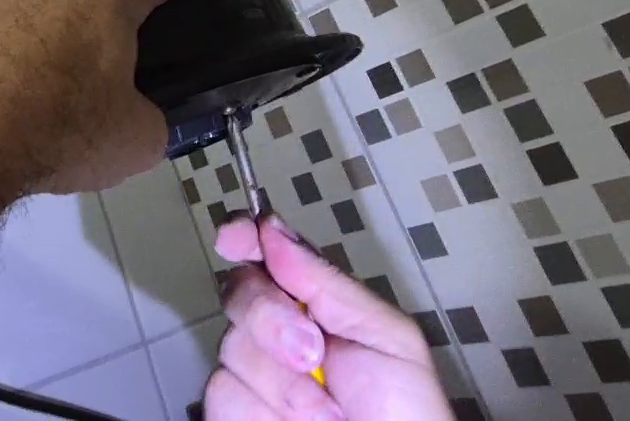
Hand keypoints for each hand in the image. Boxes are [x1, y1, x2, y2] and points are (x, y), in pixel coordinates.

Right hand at [207, 216, 452, 420]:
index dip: (243, 233)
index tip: (237, 237)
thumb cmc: (406, 417)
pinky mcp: (235, 411)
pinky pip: (223, 392)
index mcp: (314, 303)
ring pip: (230, 344)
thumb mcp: (386, 338)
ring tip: (325, 413)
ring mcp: (254, 373)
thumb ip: (327, 282)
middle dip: (269, 316)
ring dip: (280, 381)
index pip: (264, 251)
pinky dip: (263, 411)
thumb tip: (271, 228)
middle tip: (312, 352)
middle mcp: (277, 329)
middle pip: (238, 288)